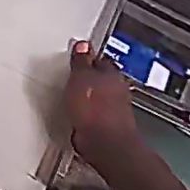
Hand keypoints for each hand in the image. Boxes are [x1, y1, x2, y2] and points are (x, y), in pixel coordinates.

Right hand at [65, 41, 144, 168]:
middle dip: (89, 78)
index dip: (87, 58)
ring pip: (99, 97)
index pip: (99, 60)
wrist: (104, 144)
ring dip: (88, 96)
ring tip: (73, 96)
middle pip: (101, 79)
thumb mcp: (80, 77)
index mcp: (111, 74)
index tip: (77, 56)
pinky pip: (95, 114)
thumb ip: (80, 61)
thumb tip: (82, 45)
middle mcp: (117, 91)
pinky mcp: (107, 127)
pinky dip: (88, 113)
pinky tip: (78, 115)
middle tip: (73, 76)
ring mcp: (114, 110)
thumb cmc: (94, 109)